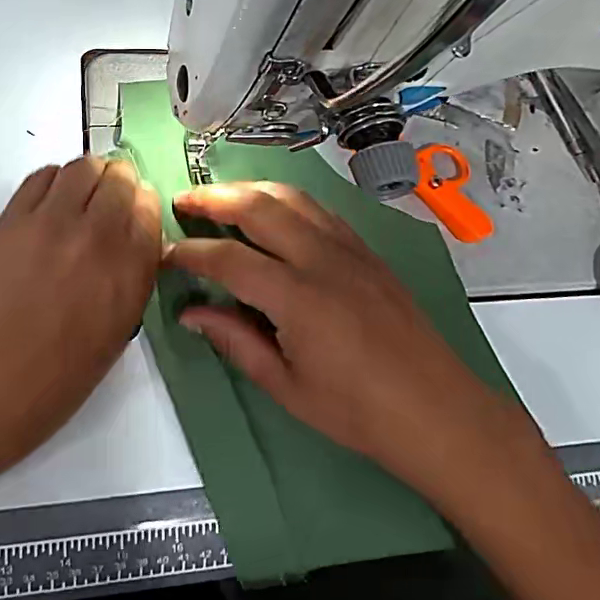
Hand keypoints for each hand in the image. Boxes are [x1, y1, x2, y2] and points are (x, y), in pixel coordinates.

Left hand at [0, 157, 160, 519]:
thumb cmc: (55, 378)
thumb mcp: (116, 334)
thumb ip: (131, 280)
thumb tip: (131, 245)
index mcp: (130, 272)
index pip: (150, 208)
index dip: (144, 207)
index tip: (135, 214)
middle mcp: (97, 237)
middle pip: (120, 178)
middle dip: (121, 184)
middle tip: (109, 199)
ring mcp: (51, 222)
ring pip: (82, 167)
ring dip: (89, 176)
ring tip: (81, 196)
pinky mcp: (12, 218)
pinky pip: (41, 177)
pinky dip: (54, 181)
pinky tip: (51, 201)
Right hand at [165, 182, 512, 481]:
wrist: (435, 409)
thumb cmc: (356, 410)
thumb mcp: (285, 385)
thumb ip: (235, 341)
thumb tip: (191, 313)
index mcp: (296, 296)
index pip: (228, 258)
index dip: (189, 253)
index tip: (163, 255)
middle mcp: (320, 259)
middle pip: (257, 206)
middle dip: (213, 198)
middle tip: (182, 202)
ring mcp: (348, 248)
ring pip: (290, 197)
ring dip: (249, 190)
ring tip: (220, 197)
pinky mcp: (366, 250)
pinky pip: (318, 209)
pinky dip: (285, 200)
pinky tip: (273, 211)